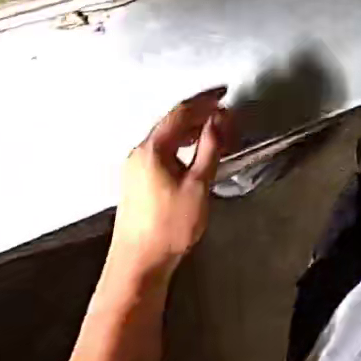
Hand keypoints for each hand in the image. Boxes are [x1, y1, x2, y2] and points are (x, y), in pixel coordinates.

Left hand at [107, 89, 231, 283]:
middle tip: (225, 112)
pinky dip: (182, 142)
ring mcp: (135, 167)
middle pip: (171, 121)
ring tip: (215, 129)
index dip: (204, 100)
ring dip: (191, 128)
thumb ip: (210, 147)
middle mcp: (139, 153)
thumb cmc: (170, 225)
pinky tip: (195, 150)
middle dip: (199, 113)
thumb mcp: (198, 184)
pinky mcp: (137, 180)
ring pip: (166, 135)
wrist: (138, 266)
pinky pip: (162, 148)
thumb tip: (218, 119)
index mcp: (152, 149)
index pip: (181, 112)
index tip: (224, 93)